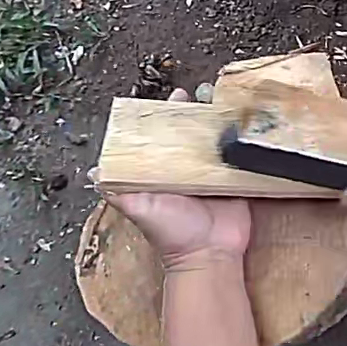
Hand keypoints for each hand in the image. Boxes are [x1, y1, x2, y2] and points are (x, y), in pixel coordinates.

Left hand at [108, 87, 252, 275]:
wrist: (208, 253)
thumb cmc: (171, 233)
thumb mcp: (138, 209)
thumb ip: (118, 191)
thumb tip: (93, 171)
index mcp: (166, 171)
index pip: (166, 136)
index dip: (169, 114)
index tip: (176, 95)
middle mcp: (191, 168)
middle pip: (195, 133)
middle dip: (199, 112)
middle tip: (205, 92)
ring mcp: (217, 173)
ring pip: (220, 142)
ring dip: (225, 123)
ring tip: (230, 101)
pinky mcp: (239, 181)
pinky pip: (244, 158)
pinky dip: (247, 143)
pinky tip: (252, 126)